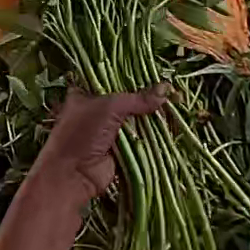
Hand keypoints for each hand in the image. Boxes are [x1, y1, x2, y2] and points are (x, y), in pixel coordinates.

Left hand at [35, 85, 165, 199]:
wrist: (73, 175)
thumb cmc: (82, 133)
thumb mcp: (109, 107)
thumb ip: (137, 99)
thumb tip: (165, 89)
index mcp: (87, 93)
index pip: (114, 80)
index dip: (134, 78)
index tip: (157, 74)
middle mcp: (98, 110)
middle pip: (128, 101)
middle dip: (148, 98)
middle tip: (172, 91)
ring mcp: (110, 131)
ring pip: (136, 120)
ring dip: (153, 117)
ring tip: (177, 105)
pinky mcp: (121, 150)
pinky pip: (141, 139)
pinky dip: (154, 135)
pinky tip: (172, 125)